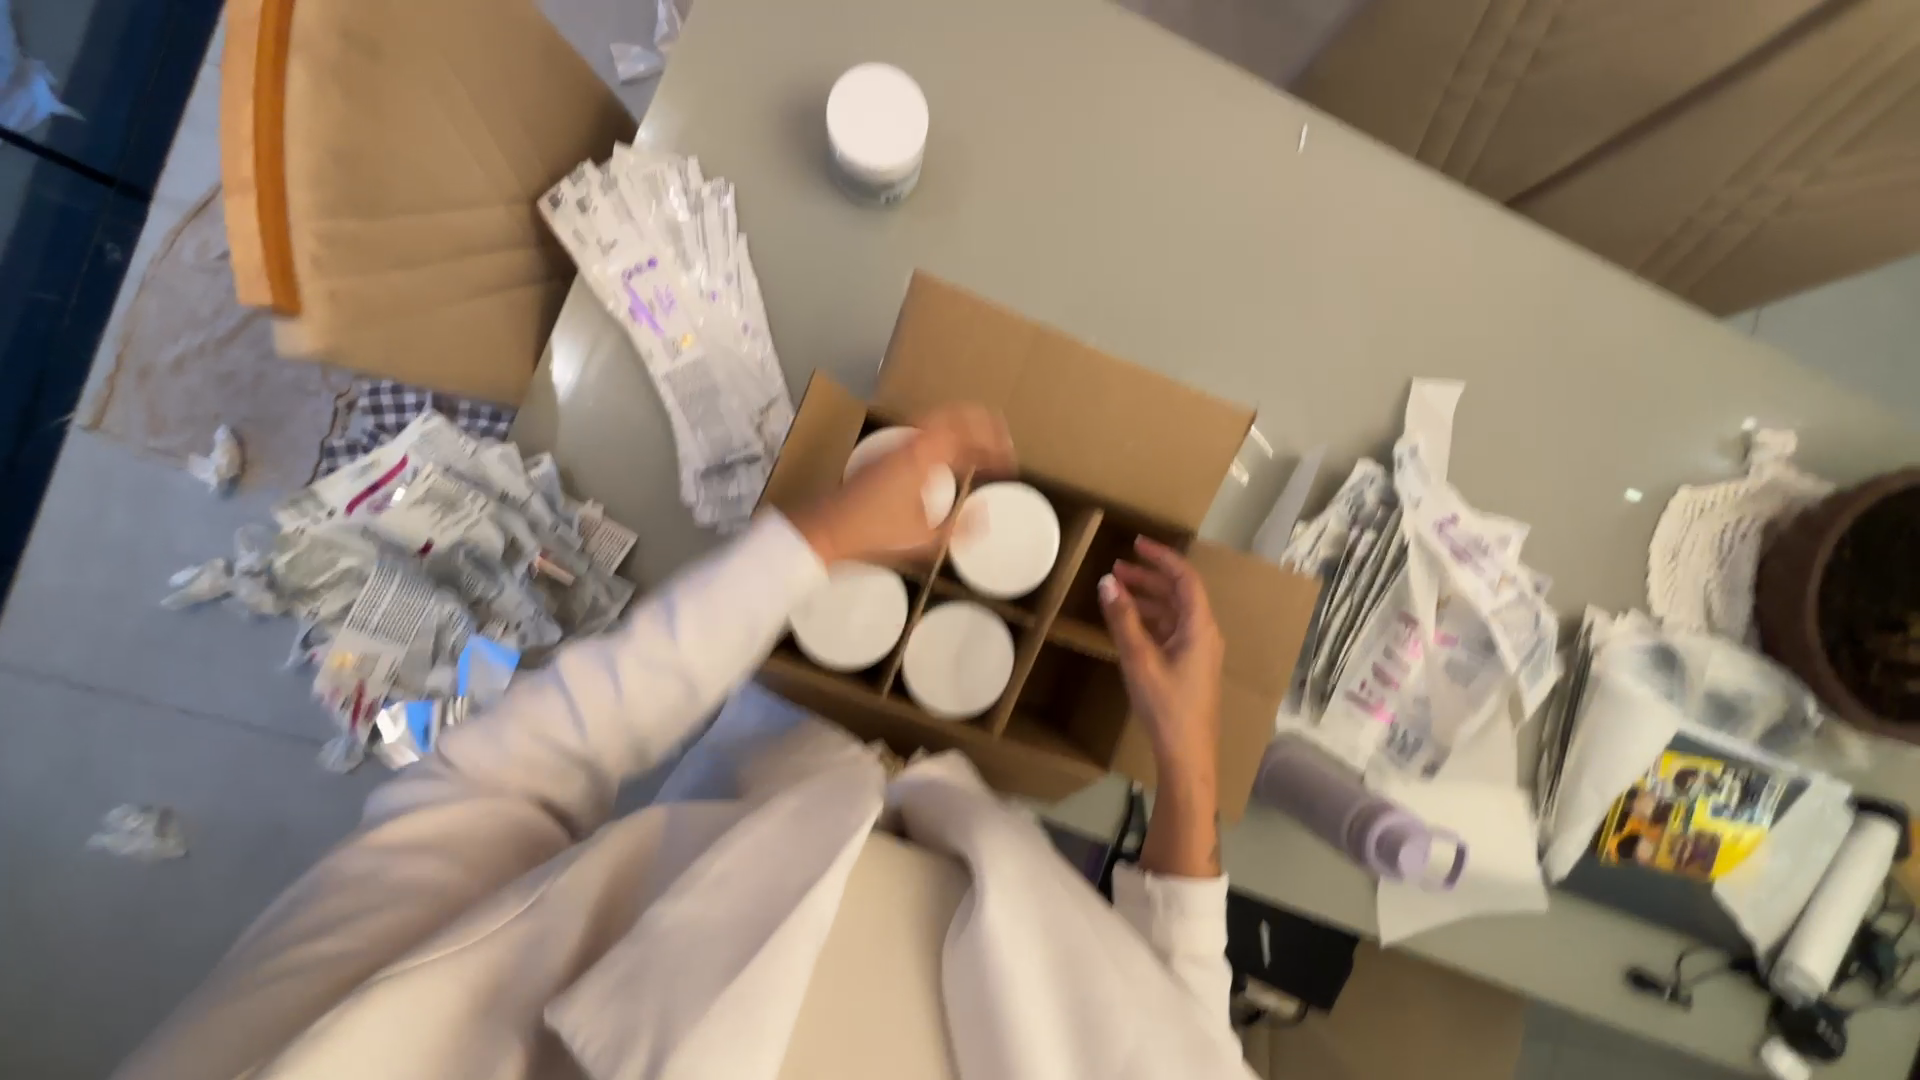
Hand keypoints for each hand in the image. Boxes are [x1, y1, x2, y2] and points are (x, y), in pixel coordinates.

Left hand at [788, 404, 1014, 564]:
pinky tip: (946, 460)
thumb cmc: (871, 533)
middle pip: (956, 414)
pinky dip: (943, 435)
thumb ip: (960, 528)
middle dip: (984, 424)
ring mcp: (895, 446)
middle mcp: (910, 443)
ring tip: (980, 444)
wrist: (825, 529)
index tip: (1011, 463)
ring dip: (963, 426)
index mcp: (923, 456)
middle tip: (1002, 440)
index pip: (971, 435)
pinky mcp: (885, 455)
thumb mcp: (924, 538)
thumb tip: (986, 517)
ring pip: (937, 420)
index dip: (997, 446)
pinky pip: (923, 432)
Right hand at [1099, 537, 1223, 877]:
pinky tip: (1127, 622)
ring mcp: (1198, 651)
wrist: (1187, 754)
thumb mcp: (1139, 659)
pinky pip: (1169, 631)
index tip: (1136, 543)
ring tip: (1116, 592)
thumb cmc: (1166, 705)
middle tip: (1116, 568)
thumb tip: (1108, 583)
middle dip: (1148, 578)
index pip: (1184, 578)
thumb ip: (1123, 619)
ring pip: (1172, 613)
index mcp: (1200, 627)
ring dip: (1146, 599)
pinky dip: (1148, 620)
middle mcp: (1204, 633)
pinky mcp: (1189, 666)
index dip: (1161, 557)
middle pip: (1178, 594)